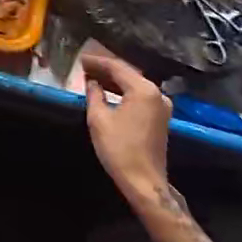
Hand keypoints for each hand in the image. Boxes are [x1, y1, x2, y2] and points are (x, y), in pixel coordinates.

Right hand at [80, 41, 172, 205]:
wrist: (144, 182)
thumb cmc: (119, 148)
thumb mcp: (99, 118)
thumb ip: (94, 94)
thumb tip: (92, 82)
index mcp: (143, 90)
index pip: (117, 67)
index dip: (96, 62)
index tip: (80, 59)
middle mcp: (157, 94)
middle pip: (128, 74)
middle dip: (105, 69)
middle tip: (84, 66)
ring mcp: (161, 106)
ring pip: (134, 85)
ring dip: (114, 81)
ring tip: (92, 77)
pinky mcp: (160, 117)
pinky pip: (139, 96)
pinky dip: (123, 91)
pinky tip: (108, 92)